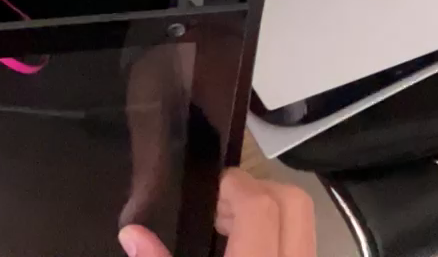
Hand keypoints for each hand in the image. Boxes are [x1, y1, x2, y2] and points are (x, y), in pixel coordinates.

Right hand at [119, 170, 315, 256]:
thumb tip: (132, 233)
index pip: (260, 207)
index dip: (235, 187)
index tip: (214, 188)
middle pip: (294, 203)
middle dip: (258, 191)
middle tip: (222, 205)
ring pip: (304, 226)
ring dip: (271, 215)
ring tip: (230, 231)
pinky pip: (303, 248)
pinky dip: (280, 239)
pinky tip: (248, 252)